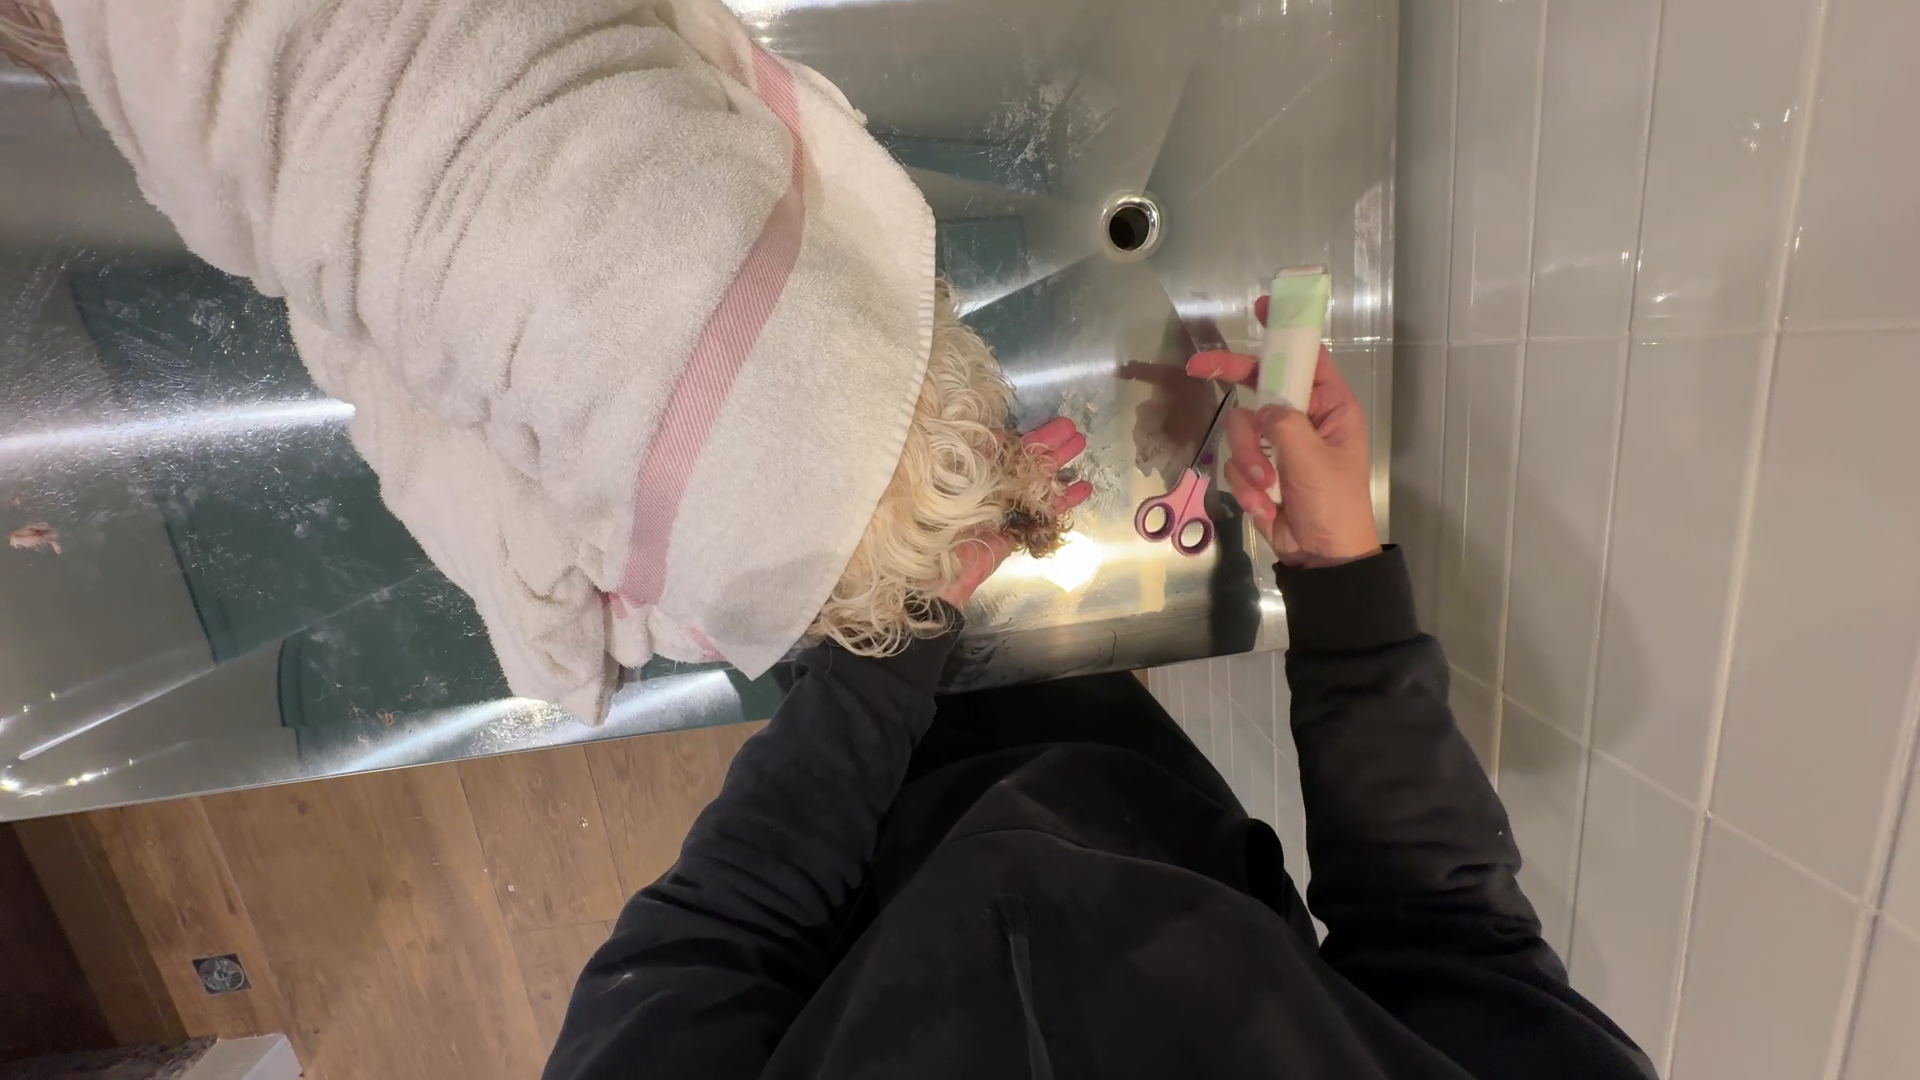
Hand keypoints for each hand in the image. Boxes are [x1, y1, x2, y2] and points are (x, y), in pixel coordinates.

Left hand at [939, 417, 1093, 606]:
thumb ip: (976, 462)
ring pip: (1038, 483)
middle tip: (1074, 430)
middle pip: (1026, 462)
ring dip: (1060, 466)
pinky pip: (1043, 513)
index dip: (1027, 435)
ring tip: (1082, 447)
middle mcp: (991, 488)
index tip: (1046, 423)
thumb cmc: (936, 526)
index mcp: (973, 473)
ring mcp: (1006, 509)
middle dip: (1050, 444)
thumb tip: (999, 435)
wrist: (941, 575)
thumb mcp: (952, 485)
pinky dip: (1063, 501)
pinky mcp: (1018, 531)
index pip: (1006, 448)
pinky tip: (1083, 489)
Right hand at [1184, 300, 1379, 567]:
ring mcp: (1277, 445)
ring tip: (1268, 488)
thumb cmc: (1334, 505)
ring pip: (1240, 430)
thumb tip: (1262, 409)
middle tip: (1196, 368)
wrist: (1322, 556)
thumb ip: (1285, 427)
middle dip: (1233, 389)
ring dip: (1248, 462)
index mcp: (1330, 408)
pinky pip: (1236, 463)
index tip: (1262, 309)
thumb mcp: (1314, 463)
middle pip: (1258, 386)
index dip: (1285, 333)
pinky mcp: (1258, 470)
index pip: (1306, 358)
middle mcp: (1301, 419)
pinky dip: (1247, 486)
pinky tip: (1267, 505)